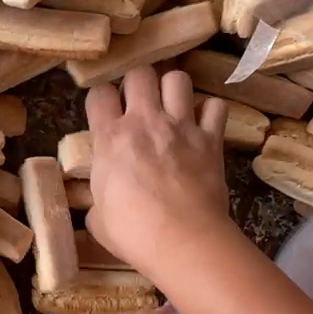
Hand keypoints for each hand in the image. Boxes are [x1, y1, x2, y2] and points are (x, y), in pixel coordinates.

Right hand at [84, 65, 231, 275]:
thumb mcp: (98, 218)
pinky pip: (215, 106)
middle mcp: (145, 122)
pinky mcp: (211, 139)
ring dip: (172, 90)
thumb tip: (101, 202)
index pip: (98, 94)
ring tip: (171, 108)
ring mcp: (181, 127)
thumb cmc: (132, 233)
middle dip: (137, 84)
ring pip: (177, 78)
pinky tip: (202, 125)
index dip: (100, 100)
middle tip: (139, 106)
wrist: (182, 240)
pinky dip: (209, 112)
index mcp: (110, 138)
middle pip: (140, 73)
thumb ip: (98, 198)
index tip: (105, 114)